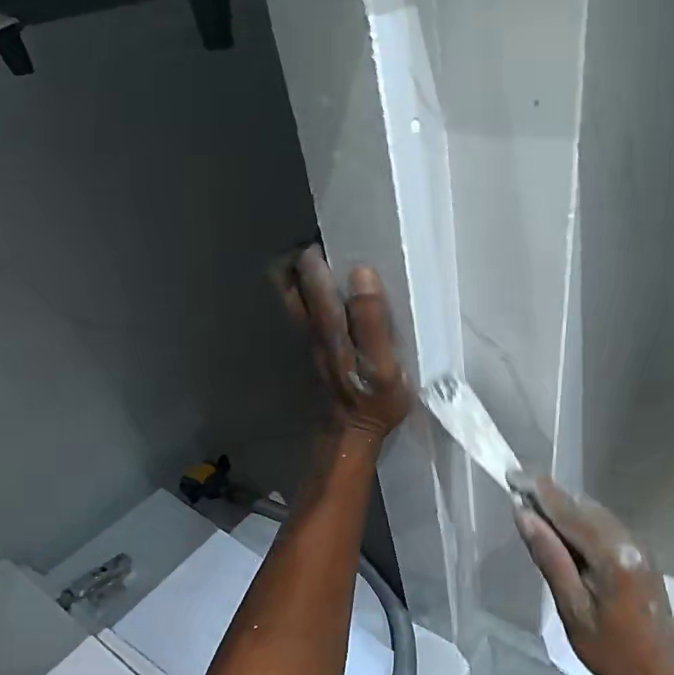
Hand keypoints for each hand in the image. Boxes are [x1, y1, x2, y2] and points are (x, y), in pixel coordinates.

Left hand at [272, 244, 413, 445]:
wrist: (350, 436)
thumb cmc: (375, 401)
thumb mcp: (385, 365)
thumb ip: (373, 320)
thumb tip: (362, 272)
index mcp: (330, 328)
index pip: (313, 280)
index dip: (315, 256)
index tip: (331, 238)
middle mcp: (312, 330)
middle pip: (288, 284)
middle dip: (299, 260)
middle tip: (324, 246)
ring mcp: (309, 341)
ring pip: (292, 298)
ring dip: (300, 275)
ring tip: (323, 263)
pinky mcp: (313, 351)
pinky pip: (302, 312)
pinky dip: (307, 295)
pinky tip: (328, 294)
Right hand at [513, 476, 673, 674]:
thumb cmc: (615, 652)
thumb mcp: (574, 611)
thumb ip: (550, 559)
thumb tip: (524, 516)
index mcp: (613, 554)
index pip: (568, 511)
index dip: (538, 491)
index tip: (512, 475)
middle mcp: (628, 539)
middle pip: (581, 506)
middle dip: (549, 495)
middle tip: (516, 489)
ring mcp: (637, 543)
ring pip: (592, 513)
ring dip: (562, 507)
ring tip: (530, 506)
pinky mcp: (638, 551)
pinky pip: (601, 525)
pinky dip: (577, 521)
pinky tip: (559, 529)